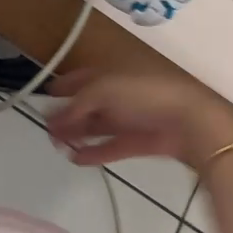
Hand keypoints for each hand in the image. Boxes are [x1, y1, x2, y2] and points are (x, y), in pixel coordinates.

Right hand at [44, 69, 232, 169]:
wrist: (186, 119)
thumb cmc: (141, 93)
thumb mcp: (103, 90)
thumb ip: (77, 104)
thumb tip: (55, 118)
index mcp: (109, 72)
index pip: (80, 77)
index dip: (63, 84)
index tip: (45, 94)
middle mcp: (117, 93)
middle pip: (87, 103)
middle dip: (67, 114)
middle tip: (47, 128)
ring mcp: (128, 118)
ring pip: (97, 126)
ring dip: (77, 134)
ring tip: (57, 145)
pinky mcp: (137, 141)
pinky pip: (110, 146)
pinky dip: (93, 152)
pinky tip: (76, 159)